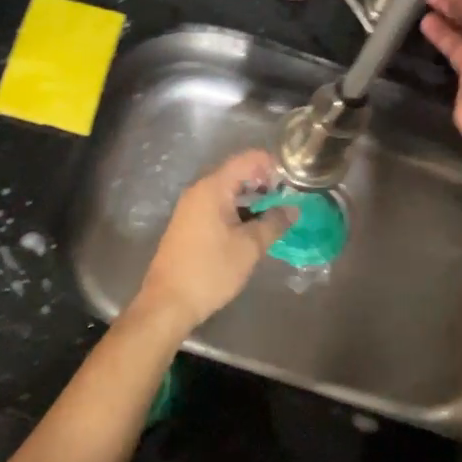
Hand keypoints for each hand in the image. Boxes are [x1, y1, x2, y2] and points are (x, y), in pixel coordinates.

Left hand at [134, 150, 295, 332]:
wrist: (168, 302)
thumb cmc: (210, 270)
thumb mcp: (249, 247)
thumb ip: (274, 223)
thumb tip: (293, 209)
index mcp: (213, 188)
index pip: (246, 160)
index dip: (271, 164)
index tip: (293, 180)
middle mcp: (199, 191)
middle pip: (237, 174)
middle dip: (264, 184)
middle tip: (289, 200)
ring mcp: (191, 208)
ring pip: (227, 193)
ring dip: (252, 201)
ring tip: (277, 216)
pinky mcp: (189, 225)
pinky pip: (218, 208)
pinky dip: (238, 212)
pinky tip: (254, 229)